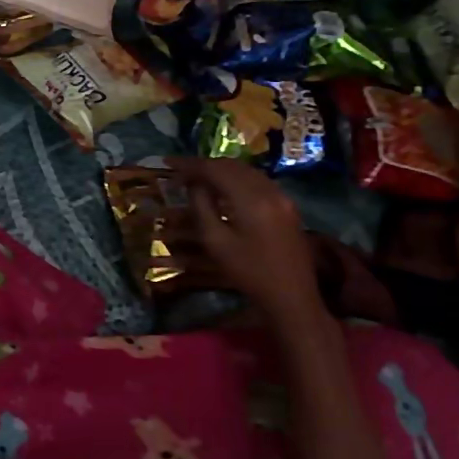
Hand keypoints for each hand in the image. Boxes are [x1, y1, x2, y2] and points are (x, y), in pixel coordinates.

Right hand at [172, 157, 321, 323]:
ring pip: (247, 171)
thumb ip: (201, 206)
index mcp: (251, 200)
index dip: (189, 164)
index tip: (168, 163)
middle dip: (204, 165)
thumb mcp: (214, 240)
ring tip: (198, 178)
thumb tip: (193, 184)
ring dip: (221, 170)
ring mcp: (282, 198)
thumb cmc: (247, 271)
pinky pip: (258, 181)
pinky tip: (223, 189)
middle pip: (232, 166)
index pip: (215, 169)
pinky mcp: (287, 206)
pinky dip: (237, 178)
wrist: (291, 295)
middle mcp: (270, 192)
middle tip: (180, 171)